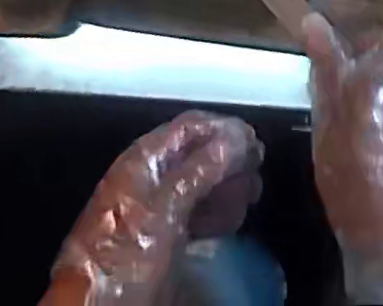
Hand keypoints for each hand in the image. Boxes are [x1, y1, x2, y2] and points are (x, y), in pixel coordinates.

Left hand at [49, 111, 261, 304]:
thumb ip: (202, 169)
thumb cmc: (124, 255)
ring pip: (198, 184)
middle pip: (197, 153)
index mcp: (145, 158)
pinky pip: (193, 213)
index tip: (255, 140)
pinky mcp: (158, 238)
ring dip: (227, 186)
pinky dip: (215, 212)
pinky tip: (233, 220)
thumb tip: (236, 139)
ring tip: (252, 194)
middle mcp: (149, 176)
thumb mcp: (165, 208)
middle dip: (230, 158)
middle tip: (259, 168)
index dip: (225, 128)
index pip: (191, 126)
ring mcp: (153, 208)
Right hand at [301, 15, 382, 288]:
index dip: (326, 36)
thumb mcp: (329, 140)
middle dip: (356, 56)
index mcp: (373, 75)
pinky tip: (378, 132)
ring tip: (355, 113)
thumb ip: (324, 82)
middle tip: (334, 84)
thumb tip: (314, 31)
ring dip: (374, 78)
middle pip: (378, 46)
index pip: (346, 36)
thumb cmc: (365, 191)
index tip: (310, 37)